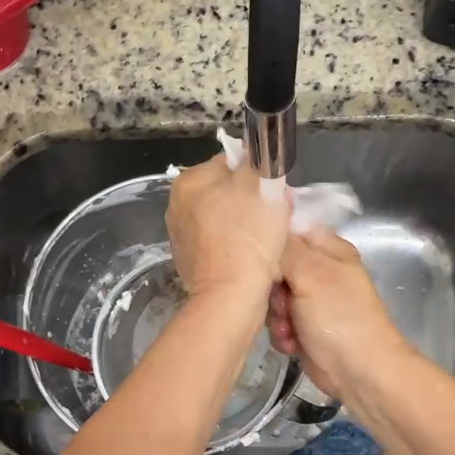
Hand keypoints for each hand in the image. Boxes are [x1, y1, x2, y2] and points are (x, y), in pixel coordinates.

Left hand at [166, 155, 290, 301]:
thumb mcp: (263, 183)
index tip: (277, 193)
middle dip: (252, 201)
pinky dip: (237, 249)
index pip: (230, 163)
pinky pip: (221, 246)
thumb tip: (256, 158)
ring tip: (266, 240)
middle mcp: (177, 206)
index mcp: (188, 181)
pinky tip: (252, 259)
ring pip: (226, 220)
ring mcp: (182, 238)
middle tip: (276, 218)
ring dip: (247, 226)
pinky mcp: (190, 264)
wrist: (230, 296)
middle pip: (227, 193)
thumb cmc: (248, 235)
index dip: (260, 175)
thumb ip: (259, 160)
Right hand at [268, 228, 409, 399]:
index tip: (261, 258)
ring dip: (276, 317)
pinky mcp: (304, 329)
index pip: (291, 230)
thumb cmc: (339, 316)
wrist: (358, 370)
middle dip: (273, 290)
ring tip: (289, 329)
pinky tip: (292, 344)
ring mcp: (311, 302)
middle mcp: (320, 272)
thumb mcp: (311, 273)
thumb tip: (265, 231)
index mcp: (328, 250)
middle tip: (283, 302)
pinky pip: (278, 324)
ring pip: (273, 299)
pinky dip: (282, 335)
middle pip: (276, 268)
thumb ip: (286, 249)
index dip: (272, 242)